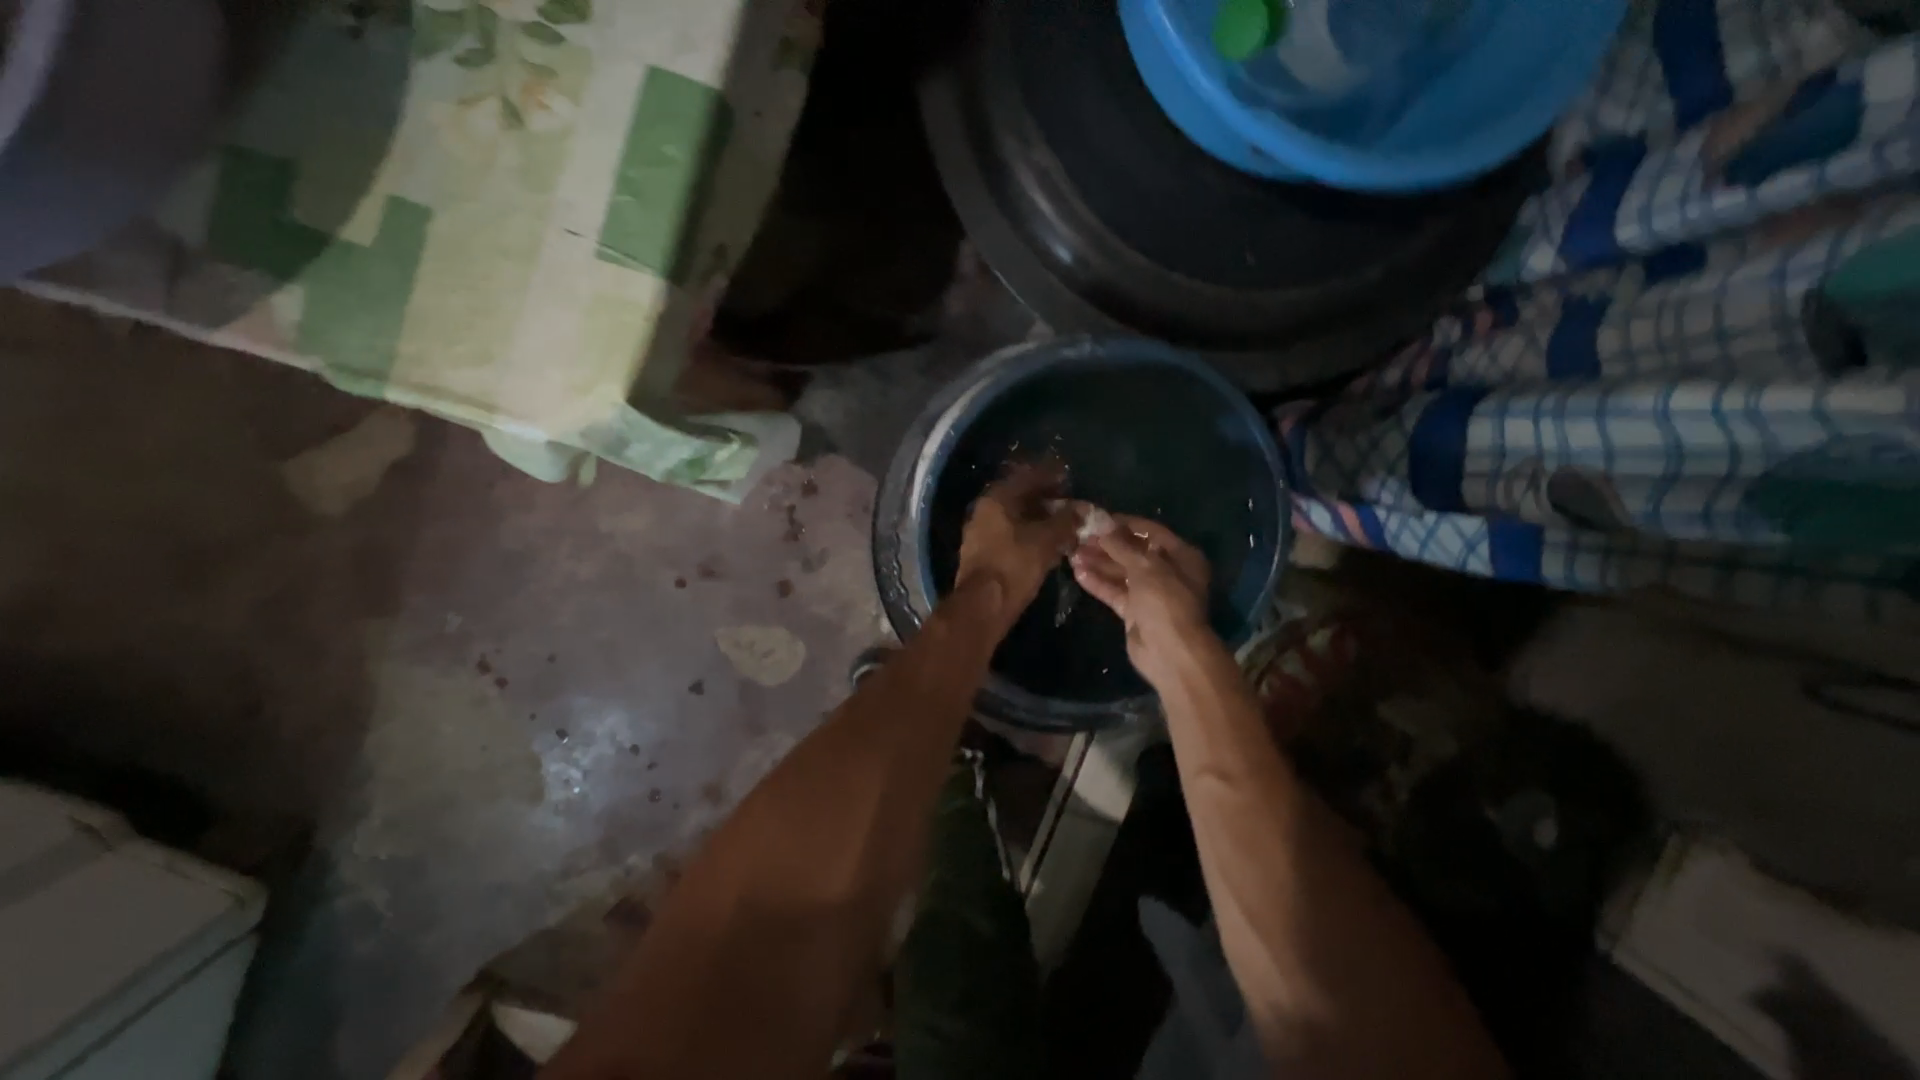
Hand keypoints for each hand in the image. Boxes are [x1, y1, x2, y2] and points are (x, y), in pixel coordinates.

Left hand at [955, 465, 1080, 634]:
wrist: (983, 606)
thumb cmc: (1014, 566)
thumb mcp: (1046, 540)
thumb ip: (1066, 521)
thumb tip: (1083, 509)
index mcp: (997, 499)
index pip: (1028, 477)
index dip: (1051, 476)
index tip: (1070, 480)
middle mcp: (985, 511)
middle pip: (1021, 497)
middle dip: (1047, 500)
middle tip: (1071, 505)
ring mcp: (982, 533)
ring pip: (1017, 519)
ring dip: (1041, 520)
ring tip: (1065, 526)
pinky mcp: (985, 554)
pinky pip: (1012, 536)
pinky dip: (1031, 536)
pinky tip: (1049, 545)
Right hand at [1070, 517, 1218, 688]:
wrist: (1170, 652)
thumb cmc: (1165, 601)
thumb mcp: (1145, 567)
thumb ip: (1122, 545)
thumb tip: (1103, 525)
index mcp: (1181, 556)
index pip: (1151, 532)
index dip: (1125, 524)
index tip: (1098, 519)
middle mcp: (1168, 572)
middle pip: (1133, 553)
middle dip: (1107, 546)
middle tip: (1079, 537)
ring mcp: (1151, 594)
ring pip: (1121, 573)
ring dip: (1099, 563)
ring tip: (1072, 554)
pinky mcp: (1135, 612)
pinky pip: (1115, 592)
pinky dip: (1099, 583)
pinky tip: (1078, 573)